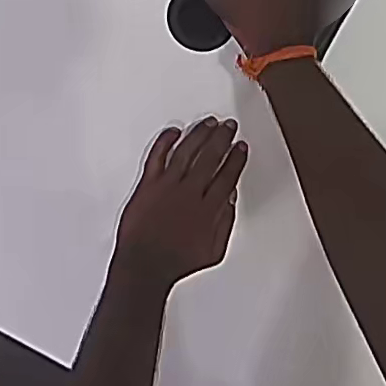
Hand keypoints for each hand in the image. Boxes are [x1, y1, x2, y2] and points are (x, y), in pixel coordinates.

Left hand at [112, 118, 248, 290]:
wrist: (144, 263)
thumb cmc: (175, 261)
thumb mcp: (213, 251)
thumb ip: (224, 223)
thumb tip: (230, 200)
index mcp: (207, 210)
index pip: (227, 176)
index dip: (236, 159)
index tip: (241, 146)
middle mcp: (189, 193)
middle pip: (210, 157)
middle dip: (222, 138)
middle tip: (229, 126)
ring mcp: (168, 185)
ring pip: (187, 151)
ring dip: (200, 134)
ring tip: (209, 122)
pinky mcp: (148, 183)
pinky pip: (158, 155)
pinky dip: (166, 140)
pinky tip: (174, 131)